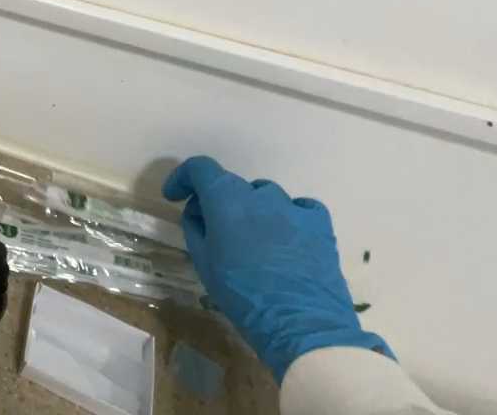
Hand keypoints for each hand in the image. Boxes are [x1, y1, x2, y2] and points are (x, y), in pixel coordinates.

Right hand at [163, 156, 389, 381]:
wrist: (302, 328)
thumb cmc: (242, 294)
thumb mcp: (203, 261)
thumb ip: (196, 228)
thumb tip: (200, 216)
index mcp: (225, 200)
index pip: (199, 167)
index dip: (183, 178)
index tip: (175, 198)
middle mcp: (259, 196)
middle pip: (230, 183)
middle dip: (215, 199)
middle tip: (212, 227)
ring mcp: (294, 210)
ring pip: (265, 195)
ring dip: (251, 208)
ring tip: (253, 237)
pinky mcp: (321, 228)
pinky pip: (301, 208)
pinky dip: (289, 215)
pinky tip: (287, 235)